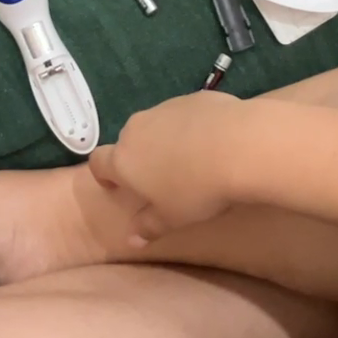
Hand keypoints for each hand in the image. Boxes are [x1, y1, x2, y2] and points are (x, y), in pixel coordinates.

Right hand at [87, 90, 251, 244]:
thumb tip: (132, 240)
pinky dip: (191, 126)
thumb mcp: (173, 218)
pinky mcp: (192, 97)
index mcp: (124, 160)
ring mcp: (164, 108)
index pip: (98, 162)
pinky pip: (184, 114)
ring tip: (192, 160)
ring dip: (165, 140)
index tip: (117, 187)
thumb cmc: (197, 189)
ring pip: (156, 125)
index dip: (104, 175)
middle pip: (129, 142)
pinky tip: (214, 141)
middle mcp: (137, 128)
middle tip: (161, 179)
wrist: (238, 144)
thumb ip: (148, 227)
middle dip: (140, 158)